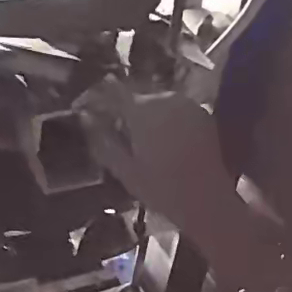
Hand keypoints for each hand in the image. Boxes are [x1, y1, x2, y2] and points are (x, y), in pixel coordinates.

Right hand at [76, 81, 249, 241]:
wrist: (208, 200)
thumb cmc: (162, 189)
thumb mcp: (125, 170)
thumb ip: (103, 141)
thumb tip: (86, 118)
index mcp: (143, 110)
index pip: (112, 91)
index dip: (95, 97)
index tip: (83, 107)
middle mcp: (166, 99)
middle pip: (135, 96)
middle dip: (120, 108)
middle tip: (108, 126)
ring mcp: (187, 104)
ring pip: (155, 102)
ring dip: (142, 113)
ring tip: (133, 135)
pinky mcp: (202, 114)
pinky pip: (173, 109)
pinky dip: (162, 119)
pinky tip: (158, 139)